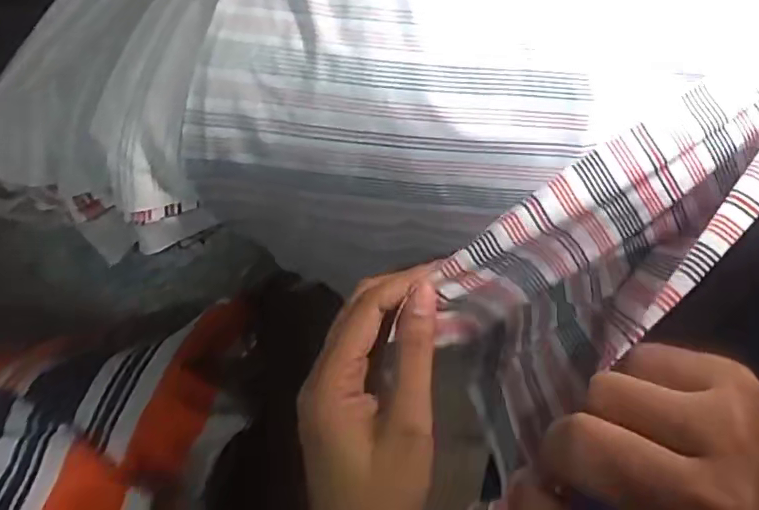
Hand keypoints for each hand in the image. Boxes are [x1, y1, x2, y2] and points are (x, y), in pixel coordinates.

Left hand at [298, 265, 438, 509]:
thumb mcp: (409, 423)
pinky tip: (410, 322)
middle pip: (353, 310)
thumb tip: (425, 290)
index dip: (401, 283)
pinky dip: (383, 326)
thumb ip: (415, 353)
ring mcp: (321, 388)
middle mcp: (317, 377)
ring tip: (430, 293)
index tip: (441, 271)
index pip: (363, 309)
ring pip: (353, 324)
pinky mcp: (332, 399)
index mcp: (329, 382)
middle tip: (439, 279)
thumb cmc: (388, 493)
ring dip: (389, 302)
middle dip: (395, 286)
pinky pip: (355, 346)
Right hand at [520, 344, 758, 509]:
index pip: (588, 451)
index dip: (544, 474)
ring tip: (622, 436)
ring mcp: (728, 399)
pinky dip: (638, 382)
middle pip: (595, 407)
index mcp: (697, 507)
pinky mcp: (734, 370)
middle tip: (580, 464)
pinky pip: (651, 355)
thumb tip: (524, 491)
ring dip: (607, 406)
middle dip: (573, 435)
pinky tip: (653, 414)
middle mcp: (714, 453)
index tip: (540, 490)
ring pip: (618, 372)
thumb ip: (607, 508)